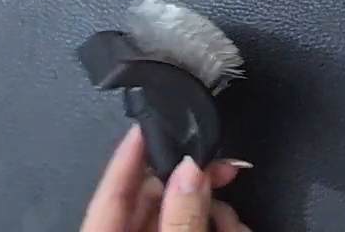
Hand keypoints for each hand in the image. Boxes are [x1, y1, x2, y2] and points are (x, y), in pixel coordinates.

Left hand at [79, 126, 250, 231]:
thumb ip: (182, 216)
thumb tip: (193, 167)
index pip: (111, 195)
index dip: (127, 156)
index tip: (145, 124)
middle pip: (152, 199)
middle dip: (192, 180)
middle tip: (223, 168)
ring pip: (178, 212)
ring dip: (212, 206)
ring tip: (233, 219)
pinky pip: (189, 227)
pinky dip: (214, 223)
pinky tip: (232, 228)